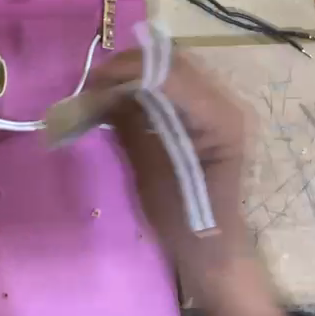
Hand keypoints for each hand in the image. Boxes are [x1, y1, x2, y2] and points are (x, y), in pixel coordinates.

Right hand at [86, 47, 251, 266]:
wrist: (215, 251)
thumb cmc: (185, 221)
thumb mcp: (152, 173)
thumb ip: (131, 125)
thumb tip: (100, 91)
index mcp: (219, 117)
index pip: (169, 72)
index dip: (126, 70)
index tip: (90, 82)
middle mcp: (225, 103)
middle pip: (171, 64)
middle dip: (128, 69)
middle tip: (92, 85)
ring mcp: (218, 109)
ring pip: (171, 72)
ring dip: (134, 77)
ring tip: (102, 92)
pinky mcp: (207, 118)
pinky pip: (173, 89)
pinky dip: (144, 89)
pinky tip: (121, 102)